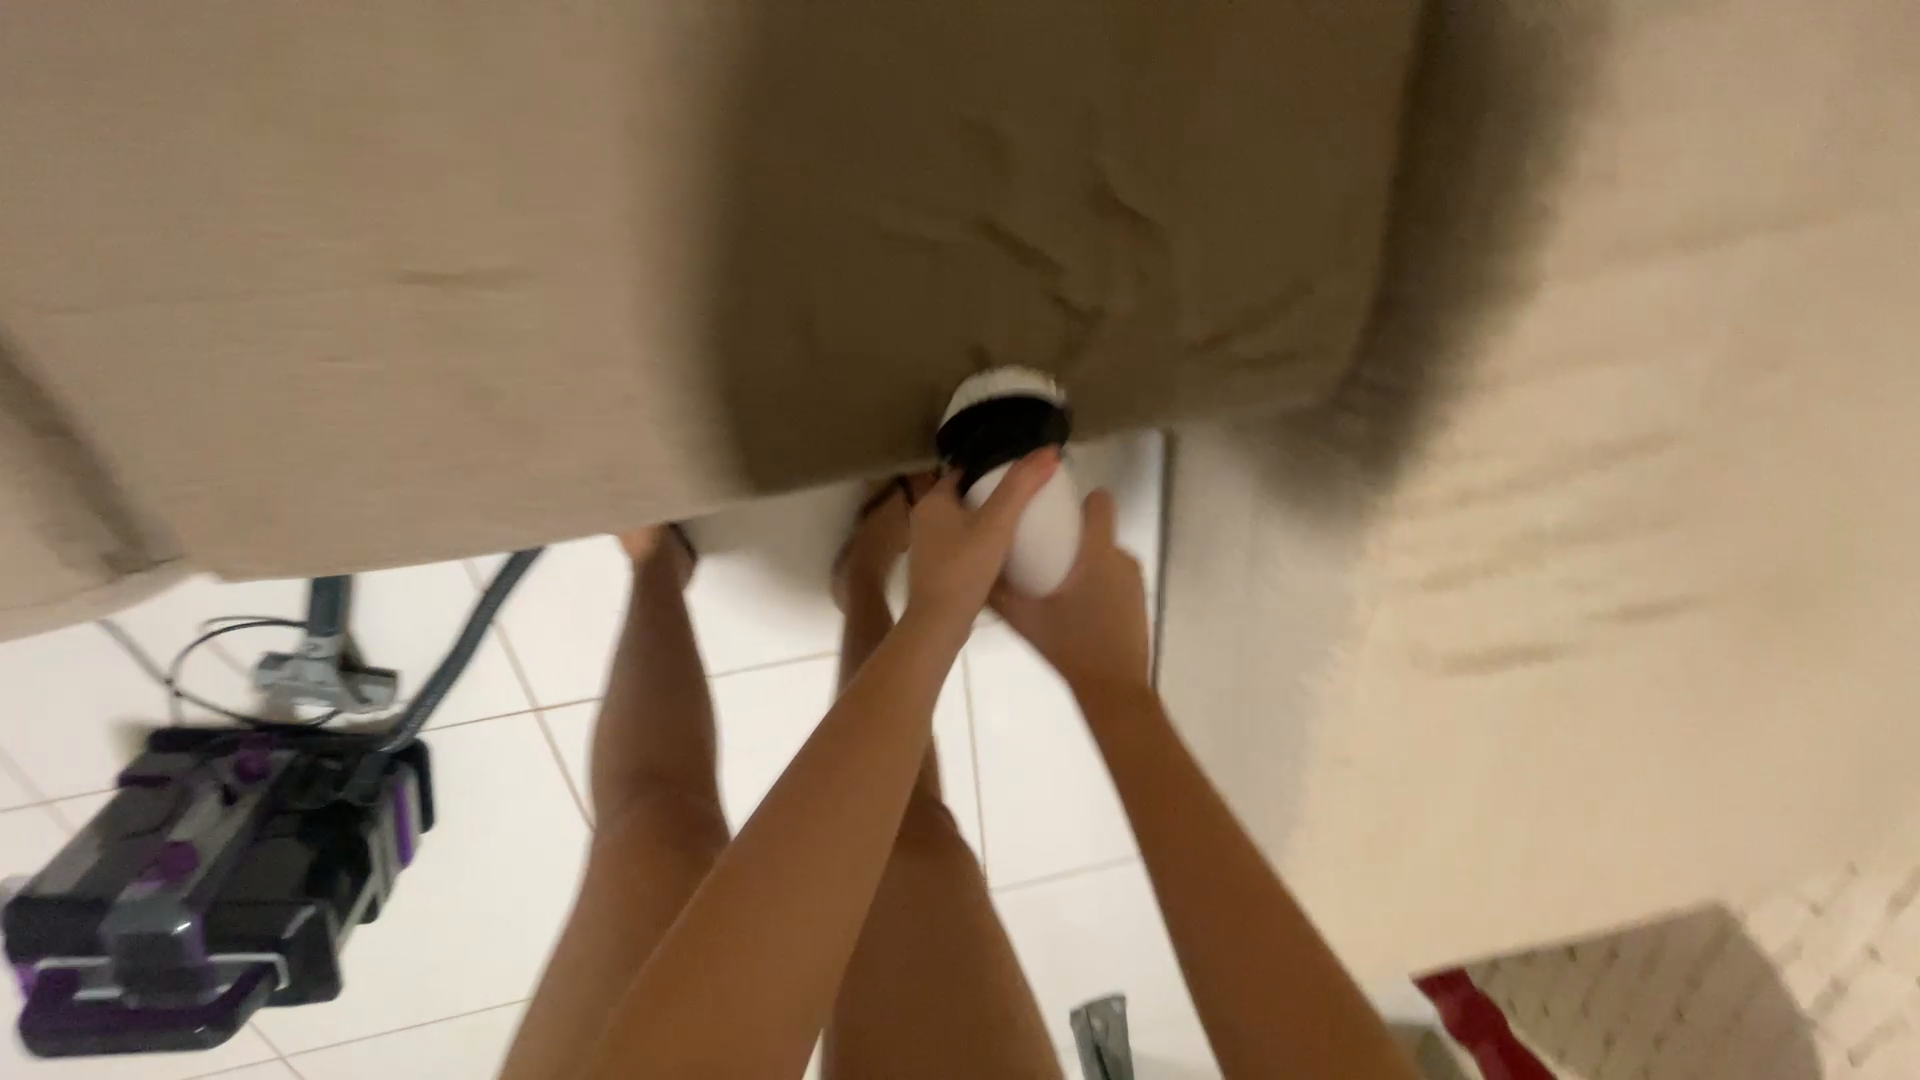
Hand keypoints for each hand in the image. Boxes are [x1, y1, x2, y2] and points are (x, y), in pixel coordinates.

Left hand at [905, 450, 1058, 623]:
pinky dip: (979, 541)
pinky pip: (961, 544)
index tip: (1021, 474)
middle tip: (1025, 496)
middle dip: (991, 494)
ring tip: (1018, 520)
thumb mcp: (997, 523)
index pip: (965, 472)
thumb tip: (1048, 452)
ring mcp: (927, 546)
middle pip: (965, 496)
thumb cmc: (964, 568)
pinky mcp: (935, 568)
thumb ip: (1021, 487)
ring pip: (962, 521)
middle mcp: (924, 518)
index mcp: (932, 500)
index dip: (993, 469)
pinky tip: (1002, 550)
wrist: (939, 623)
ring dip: (986, 520)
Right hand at [991, 489, 1149, 694]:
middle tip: (1046, 553)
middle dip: (1077, 536)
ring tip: (1060, 583)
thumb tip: (975, 572)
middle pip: (1101, 531)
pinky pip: (1117, 579)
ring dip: (1088, 562)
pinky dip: (1100, 584)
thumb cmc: (1068, 645)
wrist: (1113, 687)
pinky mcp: (1140, 601)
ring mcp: (1135, 581)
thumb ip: (998, 593)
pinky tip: (1080, 606)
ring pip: (1108, 557)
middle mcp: (1122, 559)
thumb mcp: (1024, 619)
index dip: (1084, 501)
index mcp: (1097, 553)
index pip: (1101, 503)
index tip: (1060, 510)